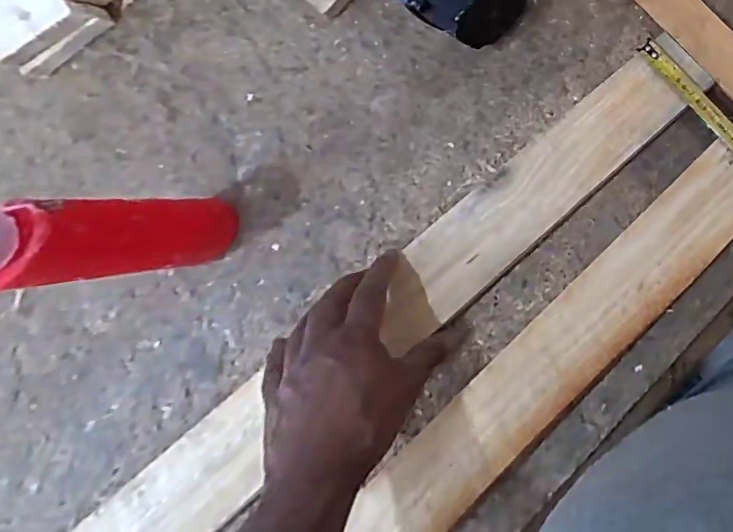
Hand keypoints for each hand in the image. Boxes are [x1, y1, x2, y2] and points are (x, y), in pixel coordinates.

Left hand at [260, 251, 462, 496]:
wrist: (313, 476)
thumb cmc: (367, 424)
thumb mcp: (407, 386)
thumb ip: (429, 355)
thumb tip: (458, 332)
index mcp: (354, 338)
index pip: (369, 294)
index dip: (380, 272)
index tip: (389, 257)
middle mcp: (320, 346)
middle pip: (330, 304)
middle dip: (347, 285)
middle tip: (362, 276)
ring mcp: (292, 371)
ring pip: (302, 328)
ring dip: (318, 310)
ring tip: (330, 304)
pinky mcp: (274, 395)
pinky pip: (277, 361)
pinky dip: (285, 345)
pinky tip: (285, 341)